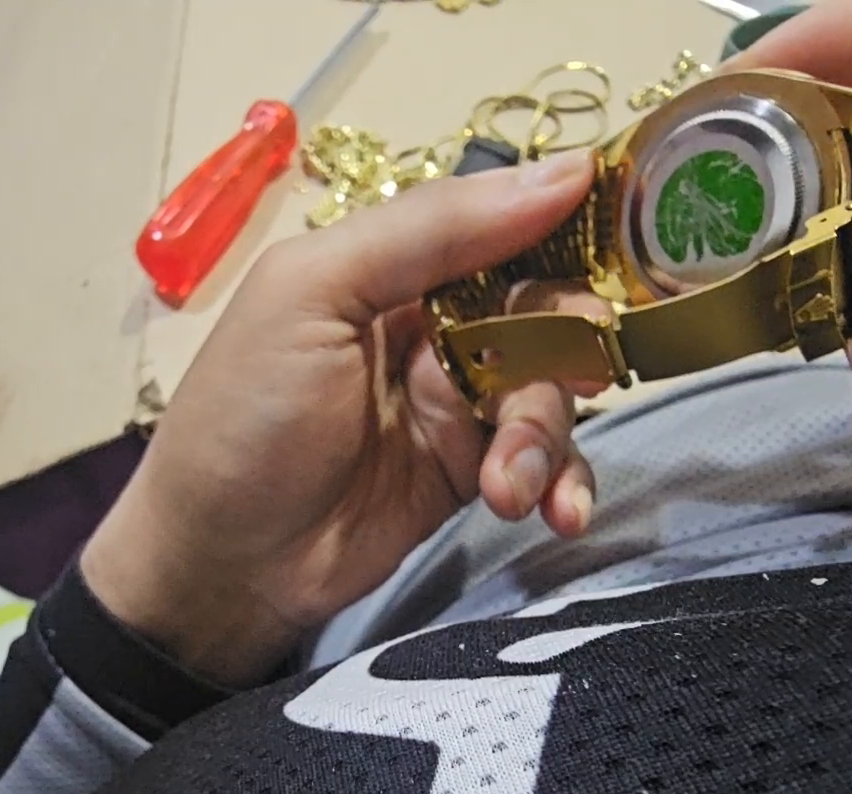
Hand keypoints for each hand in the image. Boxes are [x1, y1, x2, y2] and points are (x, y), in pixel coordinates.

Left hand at [82, 151, 600, 685]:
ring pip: (549, 395)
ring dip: (544, 438)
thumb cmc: (249, 418)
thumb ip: (428, 232)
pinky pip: (542, 465)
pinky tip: (556, 514)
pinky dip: (560, 484)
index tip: (625, 244)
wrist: (227, 561)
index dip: (563, 231)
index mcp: (391, 270)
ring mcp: (453, 408)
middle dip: (561, 351)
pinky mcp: (466, 476)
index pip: (501, 228)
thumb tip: (566, 173)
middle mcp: (430, 331)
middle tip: (565, 384)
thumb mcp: (311, 296)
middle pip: (542, 314)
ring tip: (505, 488)